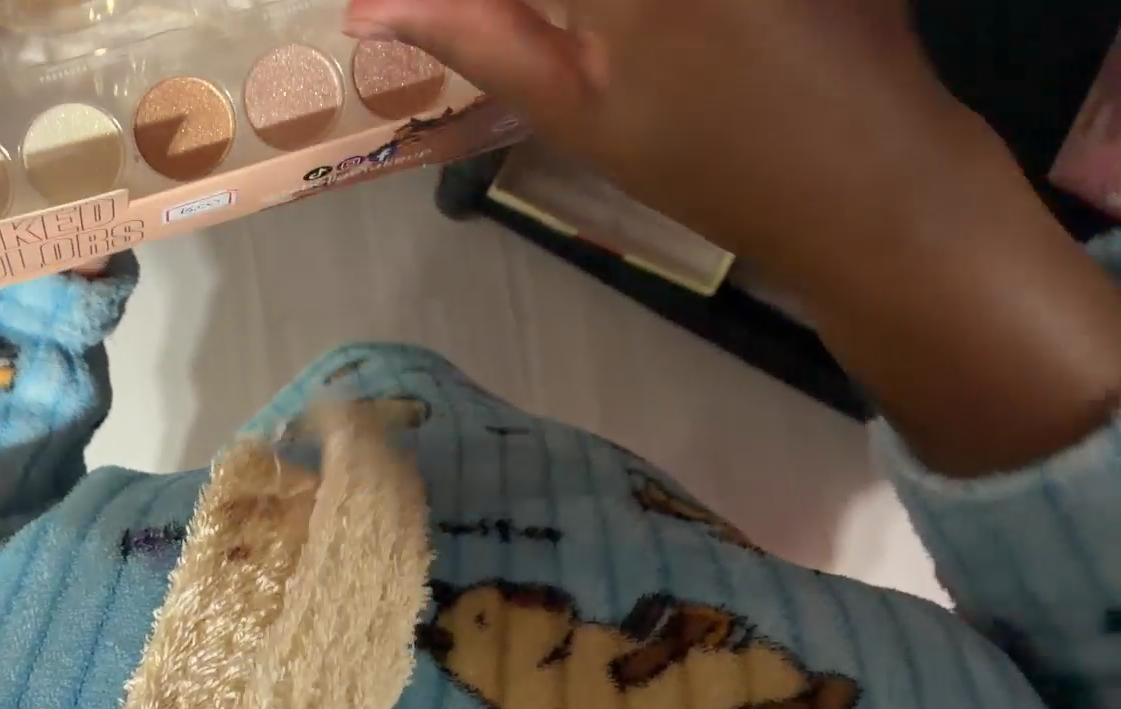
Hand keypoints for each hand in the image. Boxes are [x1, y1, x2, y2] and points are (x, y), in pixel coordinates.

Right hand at [345, 0, 1120, 476]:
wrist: (856, 172)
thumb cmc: (695, 160)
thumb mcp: (569, 106)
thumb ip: (474, 37)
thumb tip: (371, 8)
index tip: (426, 14)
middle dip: (520, 3)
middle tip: (509, 31)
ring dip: (562, 9)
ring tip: (562, 37)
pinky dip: (604, 7)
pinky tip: (623, 33)